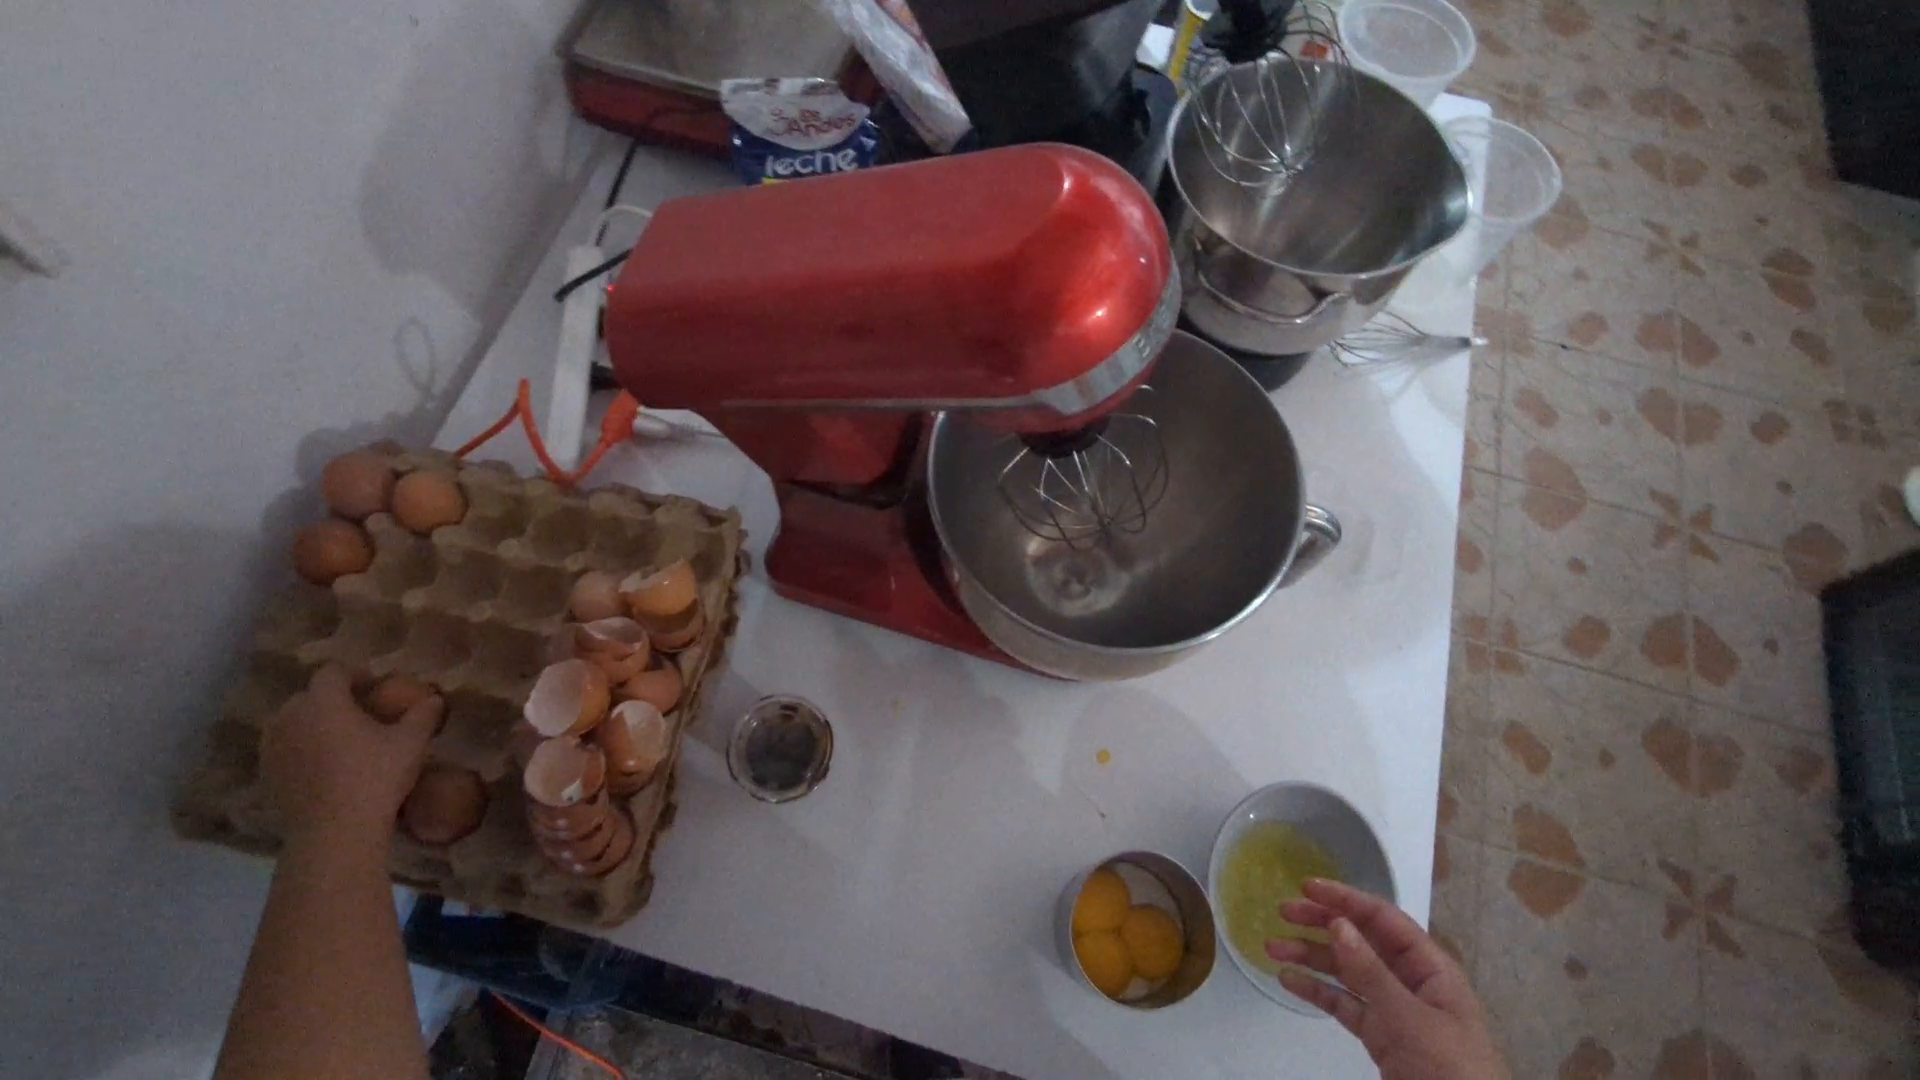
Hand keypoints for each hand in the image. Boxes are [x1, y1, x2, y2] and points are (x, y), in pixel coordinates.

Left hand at [261, 665, 442, 846]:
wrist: (333, 831)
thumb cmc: (375, 777)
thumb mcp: (412, 742)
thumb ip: (423, 715)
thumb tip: (434, 699)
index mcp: (323, 702)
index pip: (332, 672)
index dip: (355, 674)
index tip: (376, 687)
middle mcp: (289, 718)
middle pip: (308, 696)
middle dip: (332, 699)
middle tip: (360, 714)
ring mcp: (271, 748)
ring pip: (291, 724)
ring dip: (313, 725)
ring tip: (340, 741)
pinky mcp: (265, 775)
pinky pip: (283, 750)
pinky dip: (301, 750)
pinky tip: (325, 768)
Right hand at [1265, 879, 1507, 1079]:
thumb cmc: (1449, 1071)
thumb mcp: (1409, 1020)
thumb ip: (1370, 972)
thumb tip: (1337, 923)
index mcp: (1430, 969)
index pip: (1383, 919)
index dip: (1346, 899)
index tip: (1306, 887)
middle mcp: (1411, 982)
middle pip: (1362, 940)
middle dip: (1322, 923)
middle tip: (1283, 912)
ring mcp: (1395, 1011)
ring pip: (1347, 971)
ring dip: (1311, 957)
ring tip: (1272, 948)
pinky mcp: (1382, 1037)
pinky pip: (1344, 1003)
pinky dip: (1318, 991)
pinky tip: (1289, 980)